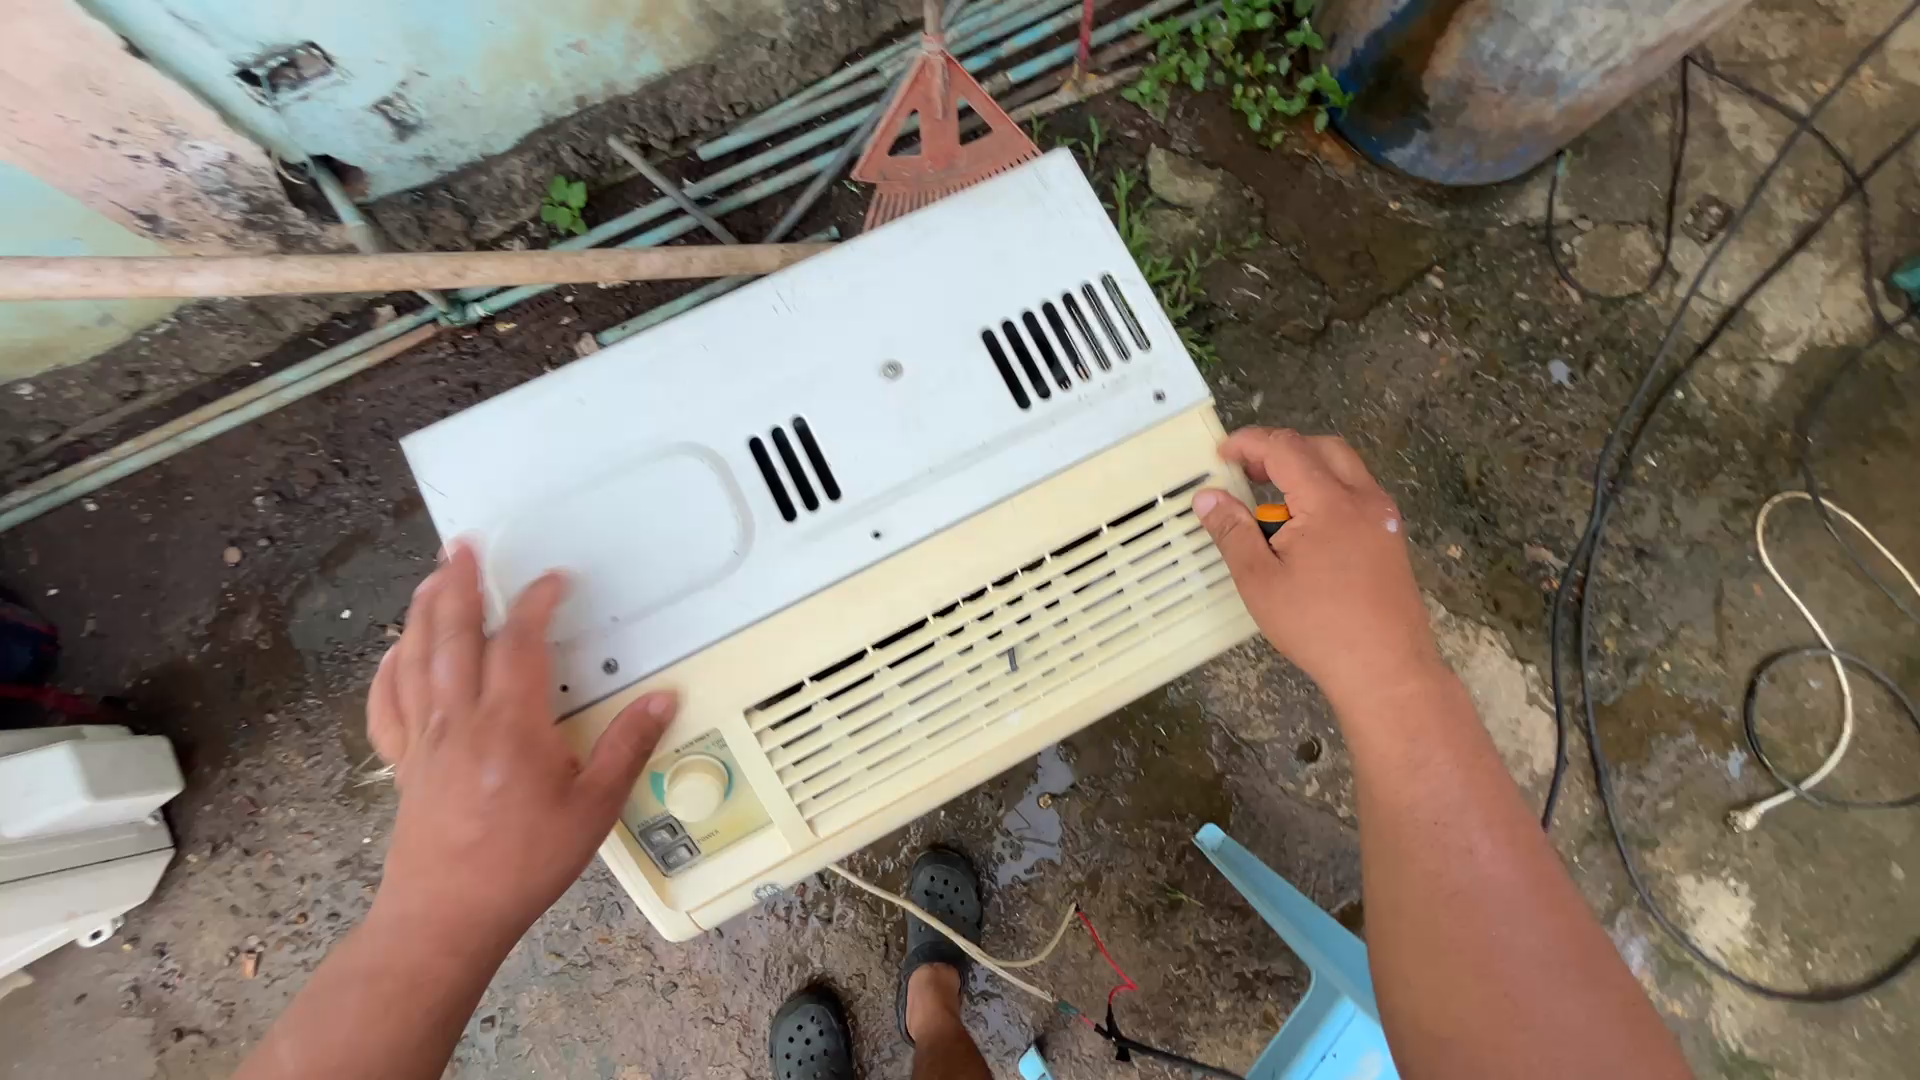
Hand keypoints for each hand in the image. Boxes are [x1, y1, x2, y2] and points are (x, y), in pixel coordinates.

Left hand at [366, 543, 676, 947]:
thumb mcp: (595, 806)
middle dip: (460, 585)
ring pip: (416, 660)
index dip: (536, 603)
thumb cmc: (525, 861)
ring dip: (424, 612)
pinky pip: (387, 704)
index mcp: (510, 726)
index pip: (520, 644)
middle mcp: (459, 721)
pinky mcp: (403, 763)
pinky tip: (395, 650)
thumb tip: (663, 697)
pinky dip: (388, 669)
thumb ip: (628, 745)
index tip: (554, 580)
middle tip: (464, 546)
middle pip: (453, 637)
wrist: (446, 917)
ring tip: (434, 576)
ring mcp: (423, 740)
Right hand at [1195, 428, 1444, 710]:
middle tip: (1246, 472)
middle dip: (1279, 450)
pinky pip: (1355, 493)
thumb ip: (1232, 531)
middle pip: (1321, 447)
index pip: (1285, 448)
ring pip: (1343, 468)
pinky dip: (1324, 490)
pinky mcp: (1389, 538)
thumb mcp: (1259, 579)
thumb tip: (1207, 497)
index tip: (1220, 455)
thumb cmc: (1316, 625)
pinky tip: (1303, 527)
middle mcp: (1363, 499)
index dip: (1249, 443)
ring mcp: (1382, 518)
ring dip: (1305, 469)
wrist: (1386, 668)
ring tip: (1271, 500)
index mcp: (1329, 501)